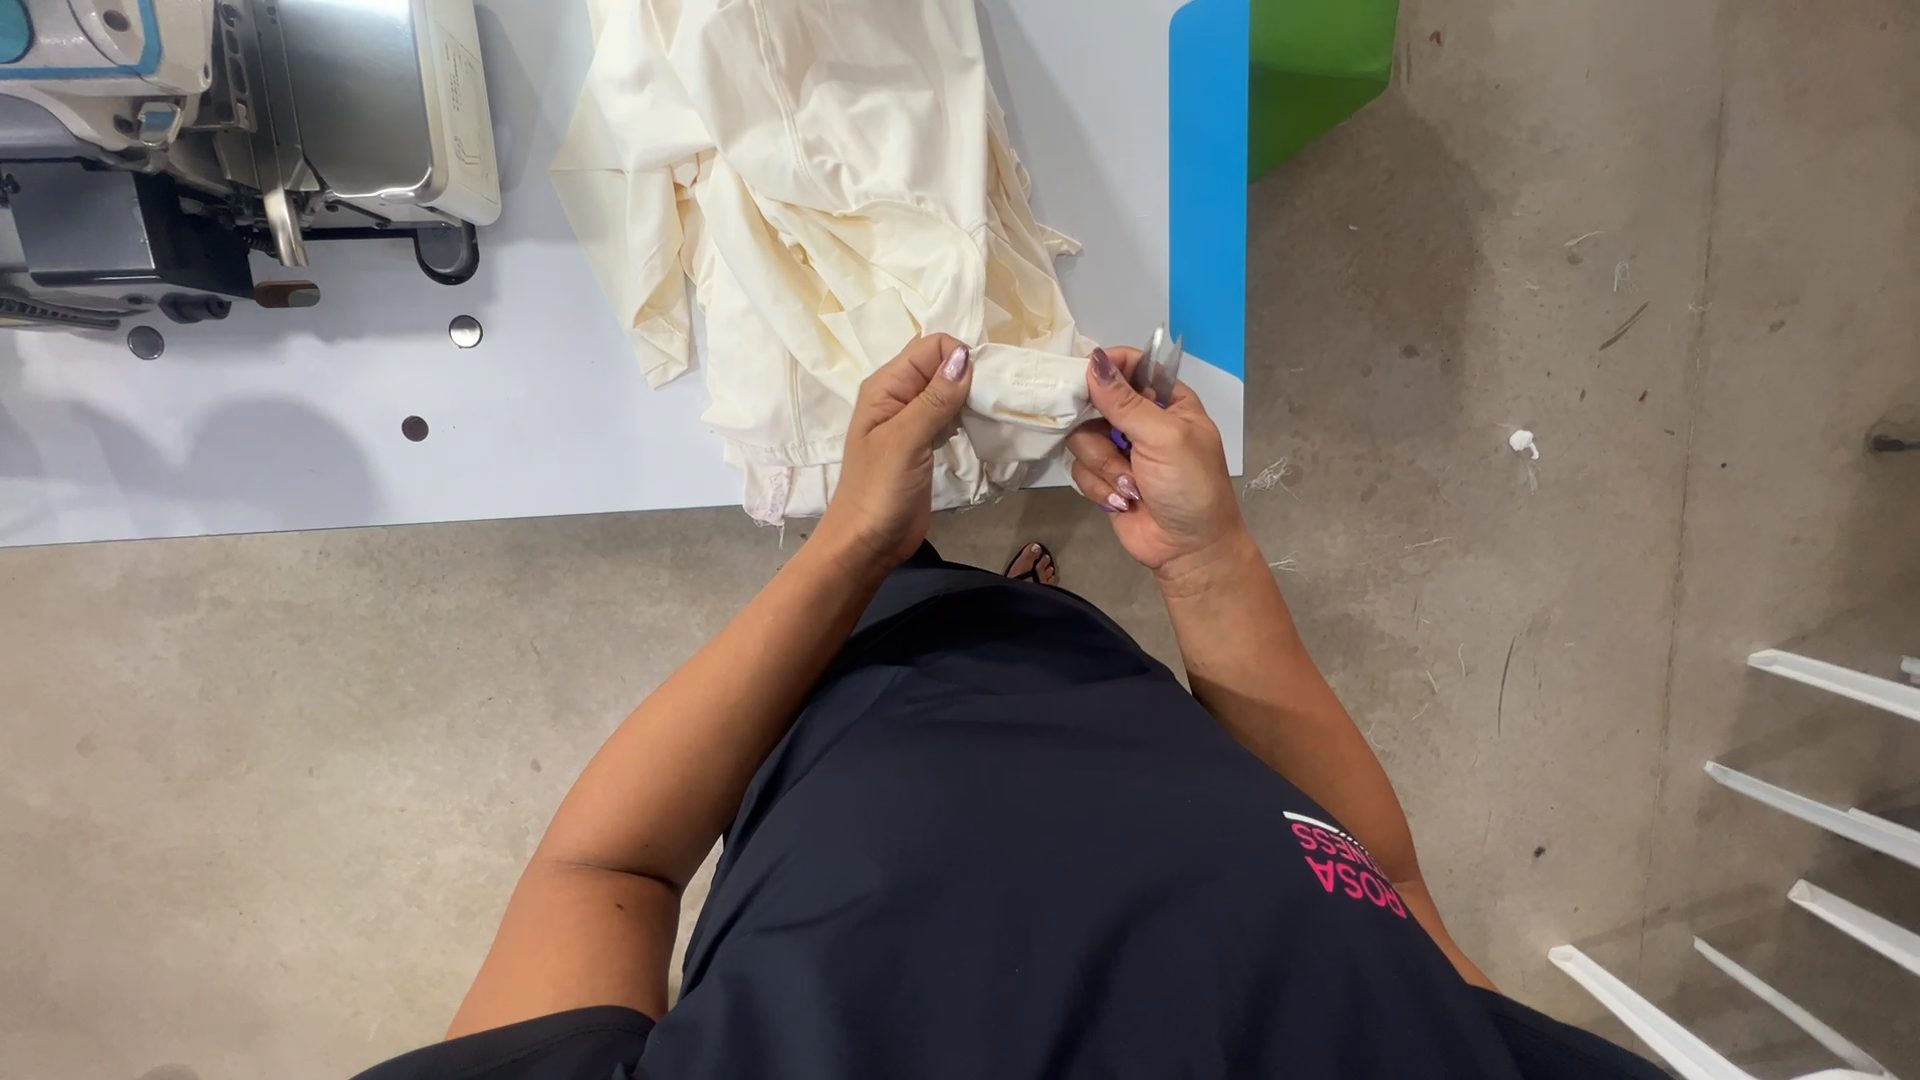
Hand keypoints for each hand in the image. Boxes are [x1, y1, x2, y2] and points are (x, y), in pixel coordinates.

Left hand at [815, 333, 973, 566]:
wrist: (867, 543)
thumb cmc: (879, 491)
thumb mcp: (905, 441)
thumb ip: (934, 399)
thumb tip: (964, 356)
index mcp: (885, 386)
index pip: (931, 347)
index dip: (960, 357)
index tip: (984, 385)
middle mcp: (898, 397)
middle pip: (941, 365)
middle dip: (970, 374)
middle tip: (994, 400)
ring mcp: (911, 422)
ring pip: (948, 391)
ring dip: (972, 396)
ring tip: (991, 414)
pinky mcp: (924, 444)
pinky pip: (949, 416)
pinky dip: (967, 417)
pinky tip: (979, 429)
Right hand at [1065, 347, 1249, 578]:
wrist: (1189, 549)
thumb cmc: (1191, 486)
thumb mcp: (1164, 437)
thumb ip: (1126, 401)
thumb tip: (1094, 360)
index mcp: (1166, 400)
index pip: (1129, 364)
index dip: (1105, 368)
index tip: (1087, 382)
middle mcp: (1139, 419)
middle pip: (1094, 401)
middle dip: (1101, 430)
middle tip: (1113, 442)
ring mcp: (1119, 449)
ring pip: (1082, 438)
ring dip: (1105, 466)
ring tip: (1131, 486)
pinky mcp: (1103, 477)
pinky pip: (1080, 468)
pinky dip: (1100, 487)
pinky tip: (1123, 501)